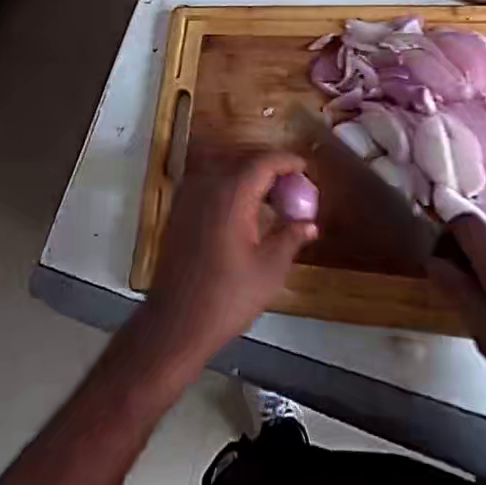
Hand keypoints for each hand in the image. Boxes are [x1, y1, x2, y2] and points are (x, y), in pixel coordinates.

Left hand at [140, 152, 317, 359]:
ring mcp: (187, 198)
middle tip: (294, 187)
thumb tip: (309, 224)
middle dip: (270, 170)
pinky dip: (230, 190)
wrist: (177, 323)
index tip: (306, 168)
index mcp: (231, 195)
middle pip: (243, 163)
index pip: (263, 162)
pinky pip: (209, 187)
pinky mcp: (178, 213)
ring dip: (249, 179)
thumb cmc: (227, 297)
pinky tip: (245, 214)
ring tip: (273, 200)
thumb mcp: (270, 268)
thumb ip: (291, 237)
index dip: (287, 161)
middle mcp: (205, 187)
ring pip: (224, 173)